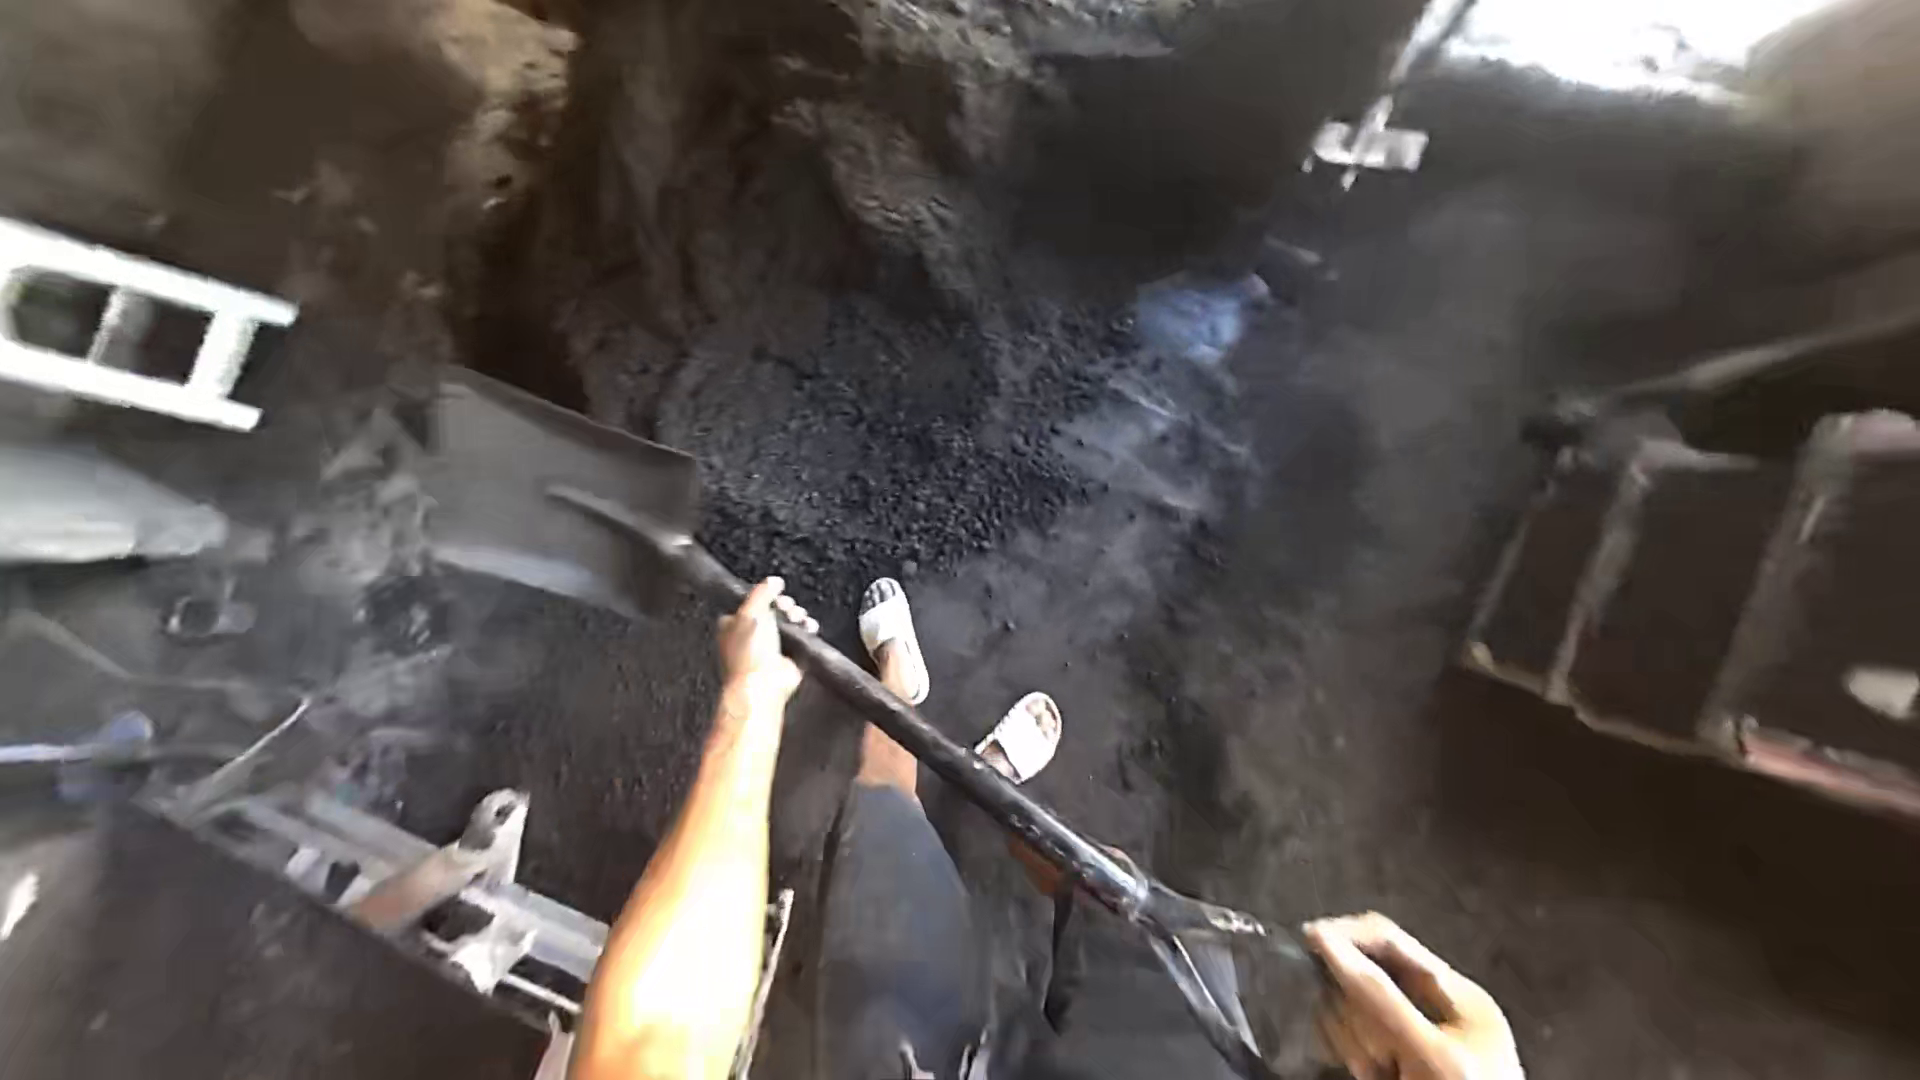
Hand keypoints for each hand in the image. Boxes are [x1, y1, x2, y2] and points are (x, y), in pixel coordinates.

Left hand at [717, 577, 815, 709]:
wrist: (763, 684)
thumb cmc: (748, 651)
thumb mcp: (751, 612)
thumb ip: (762, 592)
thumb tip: (775, 580)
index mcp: (734, 625)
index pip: (751, 602)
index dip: (765, 595)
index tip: (775, 593)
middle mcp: (752, 635)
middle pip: (774, 610)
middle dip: (785, 605)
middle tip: (787, 607)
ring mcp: (772, 647)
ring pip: (790, 621)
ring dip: (798, 615)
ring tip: (799, 618)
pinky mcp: (790, 656)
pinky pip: (803, 636)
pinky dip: (807, 629)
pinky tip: (808, 626)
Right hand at [1303, 913, 1521, 1079]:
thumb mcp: (1433, 1058)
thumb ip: (1378, 995)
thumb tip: (1317, 935)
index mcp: (1453, 994)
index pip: (1384, 936)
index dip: (1343, 934)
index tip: (1308, 943)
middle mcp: (1425, 1006)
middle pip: (1358, 970)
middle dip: (1354, 1008)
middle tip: (1372, 1053)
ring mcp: (1402, 1034)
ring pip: (1344, 1003)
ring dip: (1349, 1037)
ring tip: (1373, 1074)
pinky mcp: (1381, 1058)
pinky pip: (1342, 1032)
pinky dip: (1343, 1049)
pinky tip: (1362, 1074)